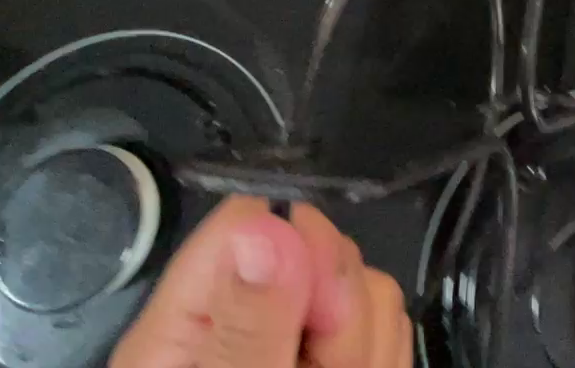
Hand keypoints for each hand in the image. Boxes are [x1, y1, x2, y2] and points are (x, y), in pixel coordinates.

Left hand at [112, 197, 412, 367]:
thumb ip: (243, 328)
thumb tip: (267, 226)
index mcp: (186, 321)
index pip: (252, 220)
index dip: (299, 251)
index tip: (317, 320)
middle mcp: (242, 317)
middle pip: (323, 251)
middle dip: (343, 315)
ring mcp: (296, 339)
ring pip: (366, 288)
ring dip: (367, 346)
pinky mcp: (336, 358)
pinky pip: (388, 327)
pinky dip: (381, 357)